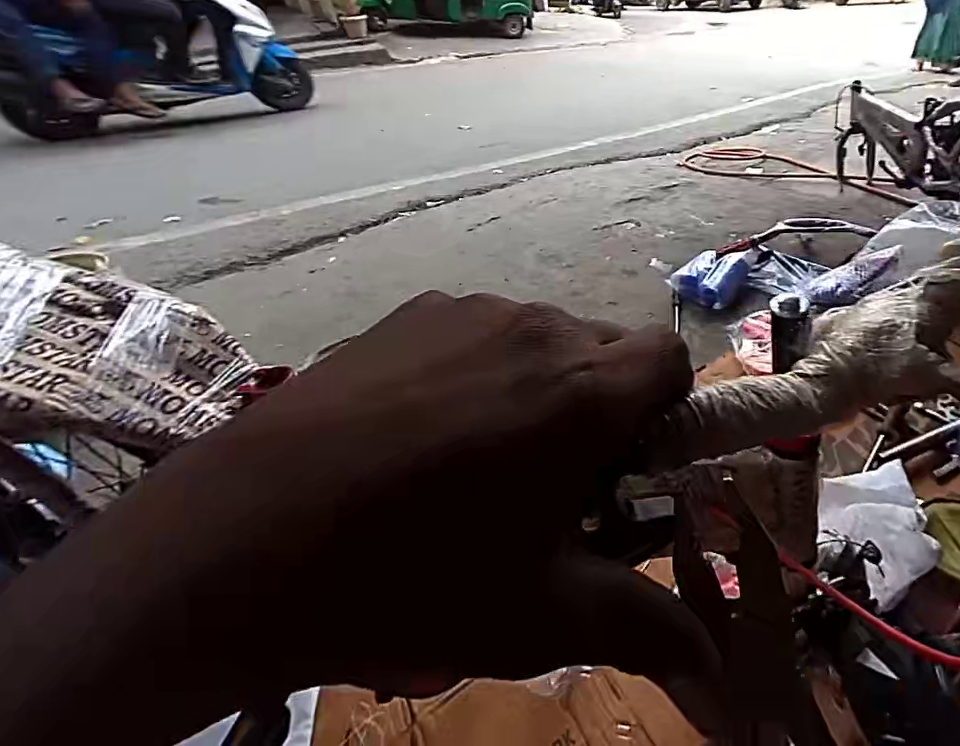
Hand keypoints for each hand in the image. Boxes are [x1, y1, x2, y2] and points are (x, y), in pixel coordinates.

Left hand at [180, 292, 722, 727]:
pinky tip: (421, 425)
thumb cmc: (413, 576)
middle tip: (554, 475)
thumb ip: (639, 624)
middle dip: (601, 402)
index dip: (664, 406)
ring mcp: (466, 309)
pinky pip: (476, 328)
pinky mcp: (412, 310)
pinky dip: (479, 364)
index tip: (630, 462)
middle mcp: (532, 326)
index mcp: (582, 390)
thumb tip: (703, 650)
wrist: (256, 526)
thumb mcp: (537, 616)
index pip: (667, 356)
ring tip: (479, 453)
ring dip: (536, 383)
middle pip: (602, 347)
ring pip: (537, 335)